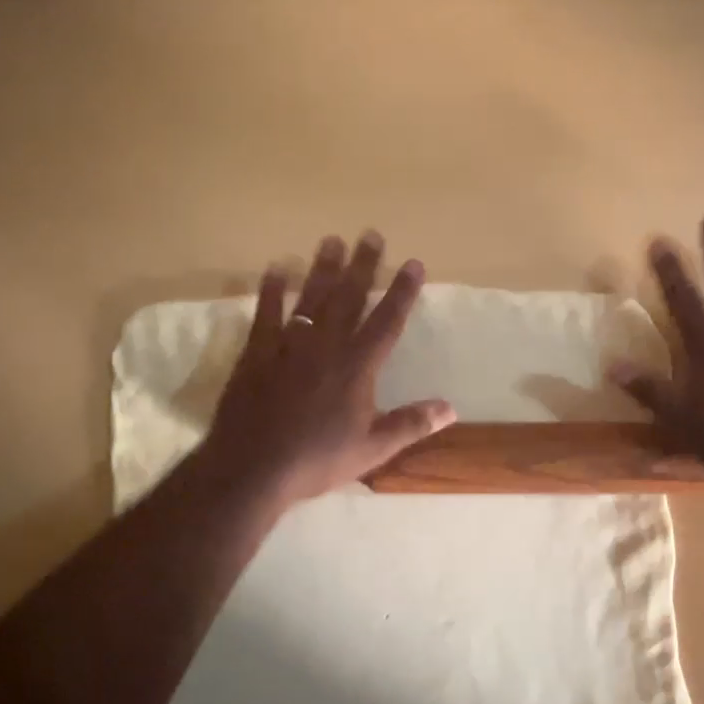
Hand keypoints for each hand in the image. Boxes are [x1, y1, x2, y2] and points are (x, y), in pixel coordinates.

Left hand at [198, 232, 455, 504]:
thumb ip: (410, 424)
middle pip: (349, 298)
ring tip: (331, 240)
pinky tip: (276, 269)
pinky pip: (266, 313)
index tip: (413, 263)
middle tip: (371, 234)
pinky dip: (271, 290)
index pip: (387, 321)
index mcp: (357, 367)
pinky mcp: (257, 352)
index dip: (402, 291)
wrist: (252, 468)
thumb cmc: (316, 460)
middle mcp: (326, 346)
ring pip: (310, 298)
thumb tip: (451, 408)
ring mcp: (289, 345)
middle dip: (363, 265)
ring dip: (322, 268)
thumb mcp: (372, 449)